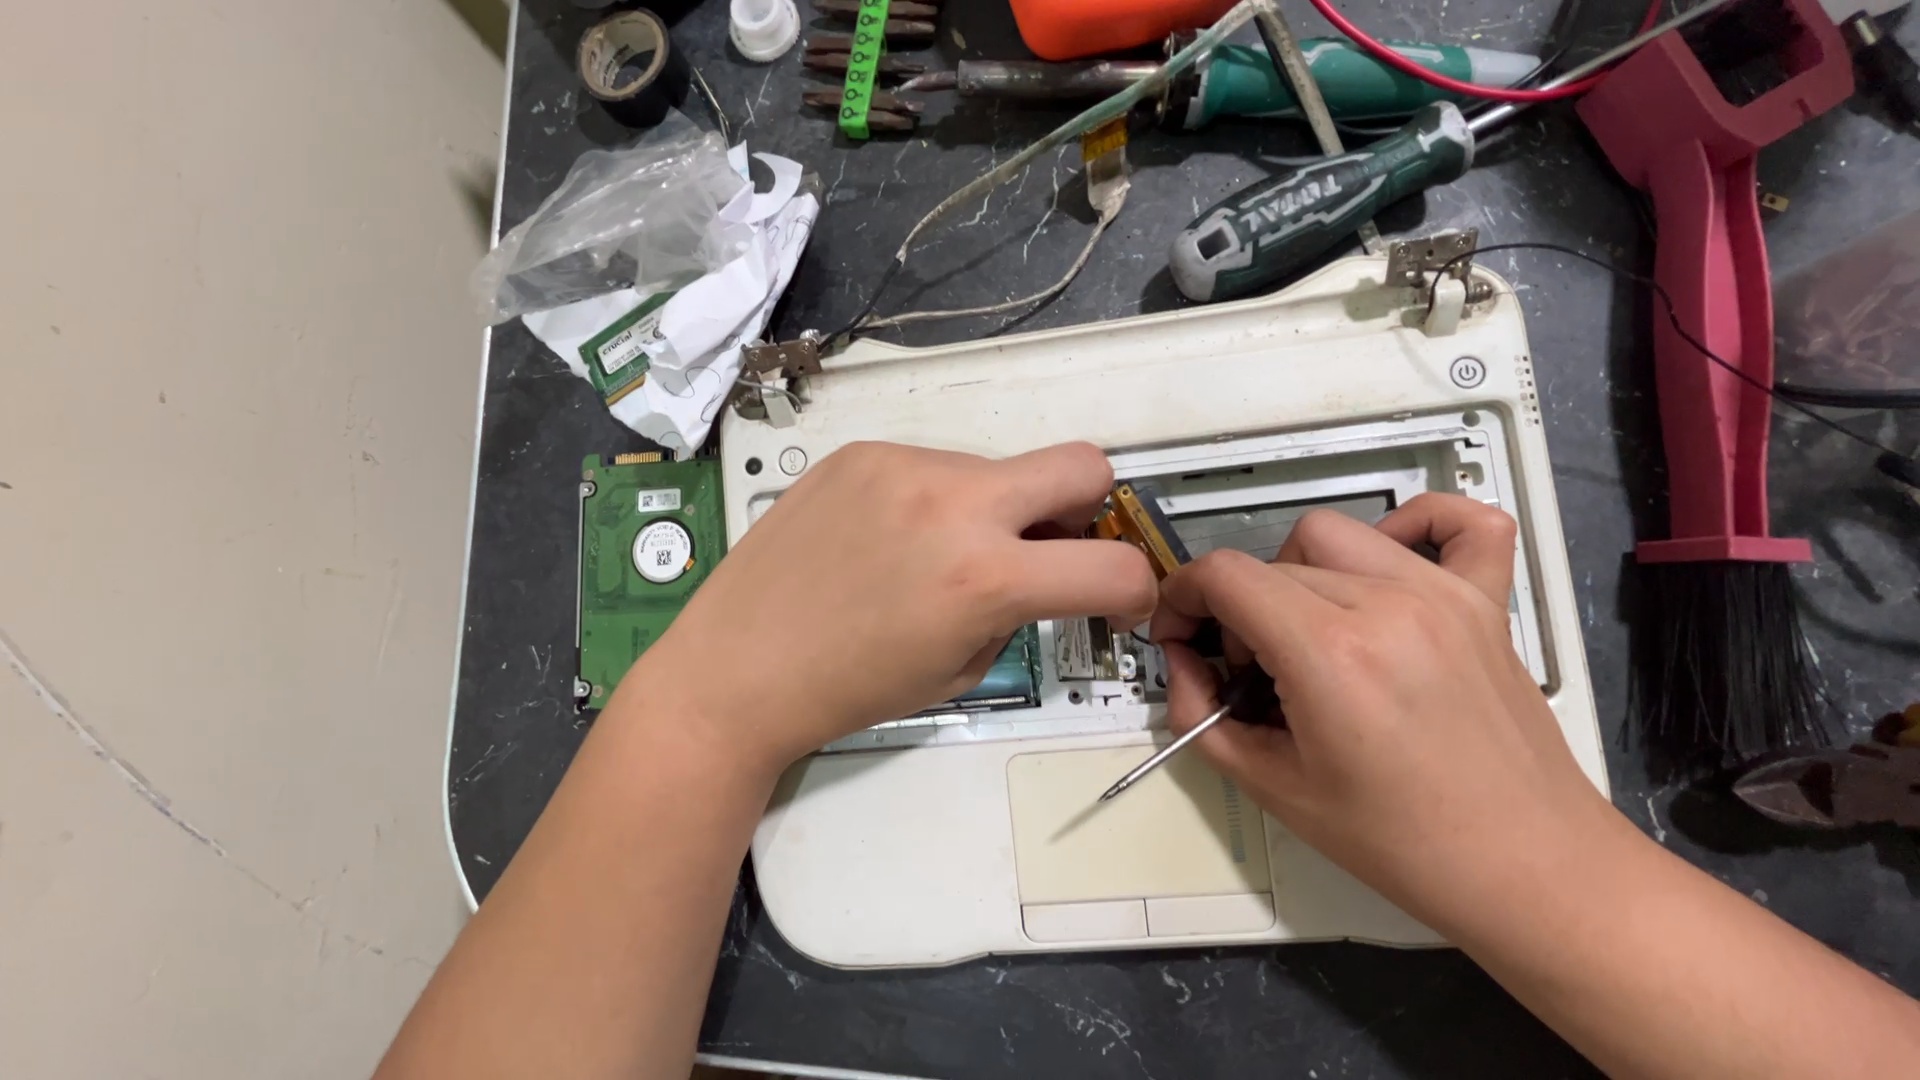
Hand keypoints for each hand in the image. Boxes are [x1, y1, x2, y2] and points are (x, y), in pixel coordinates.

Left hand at [621, 441, 1156, 773]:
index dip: (1136, 590)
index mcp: (984, 577)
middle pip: (1083, 462)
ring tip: (937, 553)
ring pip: (998, 468)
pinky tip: (889, 538)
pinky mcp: (861, 451)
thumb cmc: (851, 689)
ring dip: (996, 508)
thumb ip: (1019, 608)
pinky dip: (937, 499)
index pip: (1115, 566)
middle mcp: (954, 502)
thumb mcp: (962, 667)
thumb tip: (1045, 567)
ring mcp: (903, 464)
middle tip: (1047, 549)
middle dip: (1087, 509)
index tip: (1115, 600)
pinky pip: (935, 466)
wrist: (738, 667)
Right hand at [1149, 495, 1616, 935]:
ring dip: (1295, 572)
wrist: (1526, 869)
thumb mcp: (1269, 787)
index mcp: (1329, 654)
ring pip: (1332, 532)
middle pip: (1269, 562)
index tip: (1179, 637)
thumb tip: (1182, 660)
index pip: (1223, 575)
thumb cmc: (1396, 841)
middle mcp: (1386, 604)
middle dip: (1235, 608)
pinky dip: (1416, 523)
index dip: (1181, 598)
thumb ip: (1199, 713)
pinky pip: (1461, 521)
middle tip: (1249, 669)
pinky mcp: (1487, 601)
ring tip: (1307, 631)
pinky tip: (1389, 566)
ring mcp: (1444, 594)